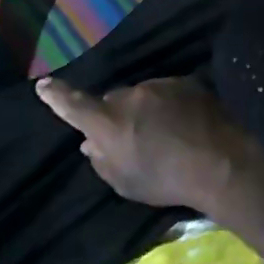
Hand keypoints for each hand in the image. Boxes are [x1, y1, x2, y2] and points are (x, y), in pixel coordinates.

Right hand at [36, 76, 248, 209]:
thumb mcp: (124, 181)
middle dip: (117, 115)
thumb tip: (90, 141)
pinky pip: (169, 92)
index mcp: (108, 120)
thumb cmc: (165, 179)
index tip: (44, 84)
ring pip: (144, 94)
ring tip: (165, 133)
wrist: (219, 160)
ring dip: (146, 108)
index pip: (74, 104)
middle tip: (132, 136)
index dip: (57, 95)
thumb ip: (102, 158)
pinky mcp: (189, 82)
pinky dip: (170, 104)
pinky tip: (184, 123)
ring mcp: (163, 84)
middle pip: (115, 100)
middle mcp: (132, 95)